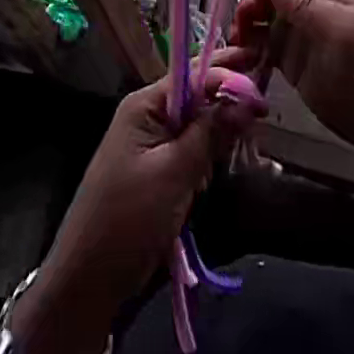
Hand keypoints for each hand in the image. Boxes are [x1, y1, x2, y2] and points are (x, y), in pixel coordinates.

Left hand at [10, 74, 254, 353]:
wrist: (89, 278)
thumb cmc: (128, 218)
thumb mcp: (175, 172)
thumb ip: (211, 132)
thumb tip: (247, 97)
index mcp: (144, 105)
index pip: (193, 75)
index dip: (229, 77)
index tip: (264, 94)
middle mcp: (147, 115)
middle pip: (196, 95)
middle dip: (227, 97)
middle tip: (263, 106)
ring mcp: (151, 143)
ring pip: (197, 122)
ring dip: (220, 127)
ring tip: (249, 130)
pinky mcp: (157, 169)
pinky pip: (190, 148)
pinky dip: (209, 152)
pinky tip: (225, 159)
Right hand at [229, 0, 353, 159]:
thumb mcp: (342, 30)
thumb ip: (305, 4)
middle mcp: (313, 9)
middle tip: (243, 15)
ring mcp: (302, 37)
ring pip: (266, 16)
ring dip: (247, 20)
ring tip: (238, 37)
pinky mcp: (293, 64)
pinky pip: (264, 47)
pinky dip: (249, 47)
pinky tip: (240, 56)